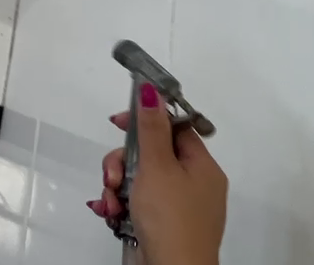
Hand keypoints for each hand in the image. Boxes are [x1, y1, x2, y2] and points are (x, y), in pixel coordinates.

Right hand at [89, 84, 226, 264]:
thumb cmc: (169, 215)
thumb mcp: (156, 165)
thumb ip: (150, 126)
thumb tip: (152, 89)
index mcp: (202, 167)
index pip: (173, 127)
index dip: (144, 119)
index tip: (115, 122)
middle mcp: (194, 184)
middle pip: (150, 153)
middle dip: (122, 161)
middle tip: (112, 175)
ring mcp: (179, 206)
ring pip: (139, 177)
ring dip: (117, 184)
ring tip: (111, 200)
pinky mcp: (164, 224)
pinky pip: (139, 200)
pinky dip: (122, 203)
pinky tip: (111, 212)